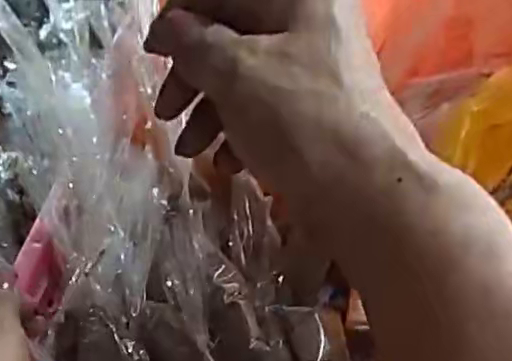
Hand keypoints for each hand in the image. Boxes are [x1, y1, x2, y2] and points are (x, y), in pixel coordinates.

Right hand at [146, 0, 428, 233]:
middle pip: (231, 38)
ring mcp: (312, 72)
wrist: (359, 188)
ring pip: (243, 81)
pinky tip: (226, 163)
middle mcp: (307, 23)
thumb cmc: (297, 120)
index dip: (181, 20)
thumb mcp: (236, 74)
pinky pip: (262, 114)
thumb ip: (195, 46)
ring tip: (191, 152)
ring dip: (208, 115)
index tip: (152, 55)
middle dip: (192, 77)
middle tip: (166, 114)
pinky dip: (237, 136)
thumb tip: (167, 29)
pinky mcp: (311, 116)